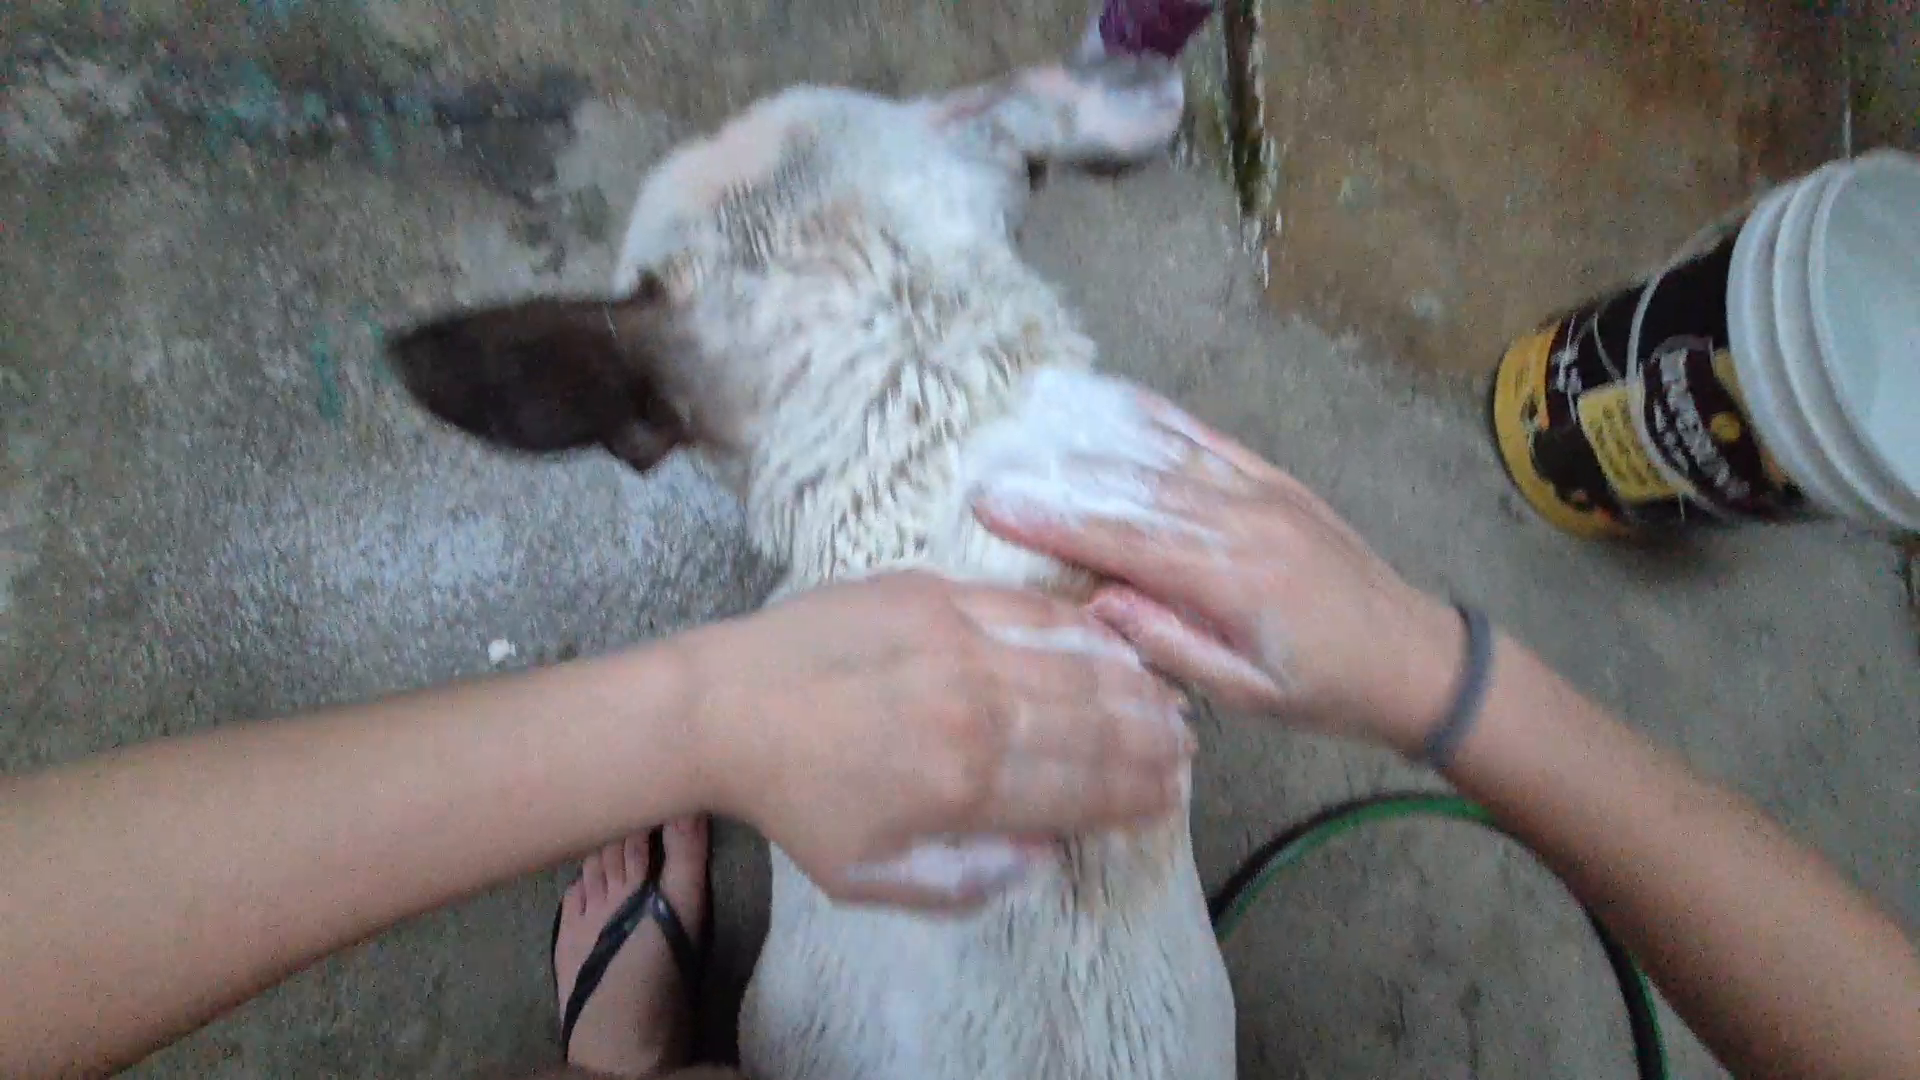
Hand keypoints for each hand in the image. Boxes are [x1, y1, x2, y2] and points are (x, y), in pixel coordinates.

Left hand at [677, 572, 1192, 907]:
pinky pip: (1026, 607)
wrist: (729, 703)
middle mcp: (975, 710)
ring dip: (1129, 687)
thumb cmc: (797, 800)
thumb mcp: (869, 876)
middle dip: (1148, 742)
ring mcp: (958, 642)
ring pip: (1071, 665)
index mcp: (962, 786)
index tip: (1169, 793)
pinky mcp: (936, 594)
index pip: (1075, 790)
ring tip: (1168, 699)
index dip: (1131, 794)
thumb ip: (964, 879)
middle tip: (1186, 747)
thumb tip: (1043, 858)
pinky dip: (1077, 627)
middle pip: (1089, 726)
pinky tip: (1109, 638)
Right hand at [974, 393, 1460, 752]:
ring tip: (1036, 424)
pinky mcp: (1274, 481)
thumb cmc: (1324, 688)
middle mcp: (1240, 520)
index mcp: (1231, 578)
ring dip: (1095, 442)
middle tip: (996, 464)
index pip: (1122, 540)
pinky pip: (1209, 440)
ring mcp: (1260, 492)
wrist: (1416, 657)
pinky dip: (1161, 419)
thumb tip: (1098, 600)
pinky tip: (1122, 400)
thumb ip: (1171, 643)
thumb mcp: (1248, 693)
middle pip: (1131, 489)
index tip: (994, 504)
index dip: (1052, 521)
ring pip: (1163, 458)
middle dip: (1056, 478)